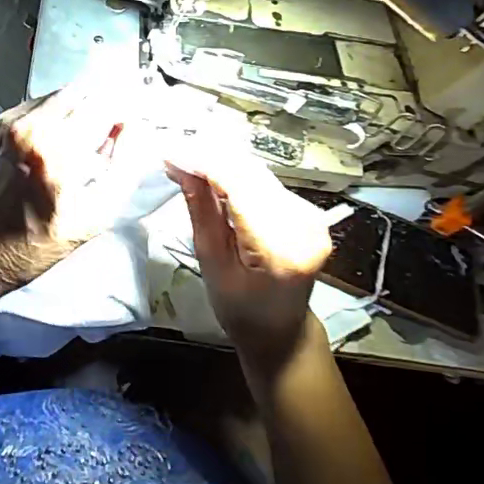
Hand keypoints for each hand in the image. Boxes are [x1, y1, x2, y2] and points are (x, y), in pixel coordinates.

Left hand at [0, 83, 149, 304]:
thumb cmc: (39, 242)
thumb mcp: (96, 217)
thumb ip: (125, 168)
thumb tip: (139, 128)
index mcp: (57, 153)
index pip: (106, 104)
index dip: (127, 110)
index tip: (135, 124)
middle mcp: (31, 129)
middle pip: (85, 93)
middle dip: (105, 110)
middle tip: (113, 135)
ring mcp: (11, 123)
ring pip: (63, 94)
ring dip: (82, 110)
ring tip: (85, 141)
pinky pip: (41, 104)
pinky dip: (57, 116)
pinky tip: (58, 143)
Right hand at [167, 147, 331, 363]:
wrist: (280, 330)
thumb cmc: (241, 309)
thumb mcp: (212, 264)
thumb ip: (202, 212)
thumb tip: (182, 167)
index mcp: (279, 250)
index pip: (239, 188)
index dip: (203, 164)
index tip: (171, 153)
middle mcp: (304, 227)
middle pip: (251, 175)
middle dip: (210, 159)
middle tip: (174, 155)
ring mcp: (311, 218)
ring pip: (258, 174)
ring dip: (222, 164)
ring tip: (187, 163)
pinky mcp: (309, 212)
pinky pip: (267, 183)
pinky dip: (237, 176)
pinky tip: (213, 177)